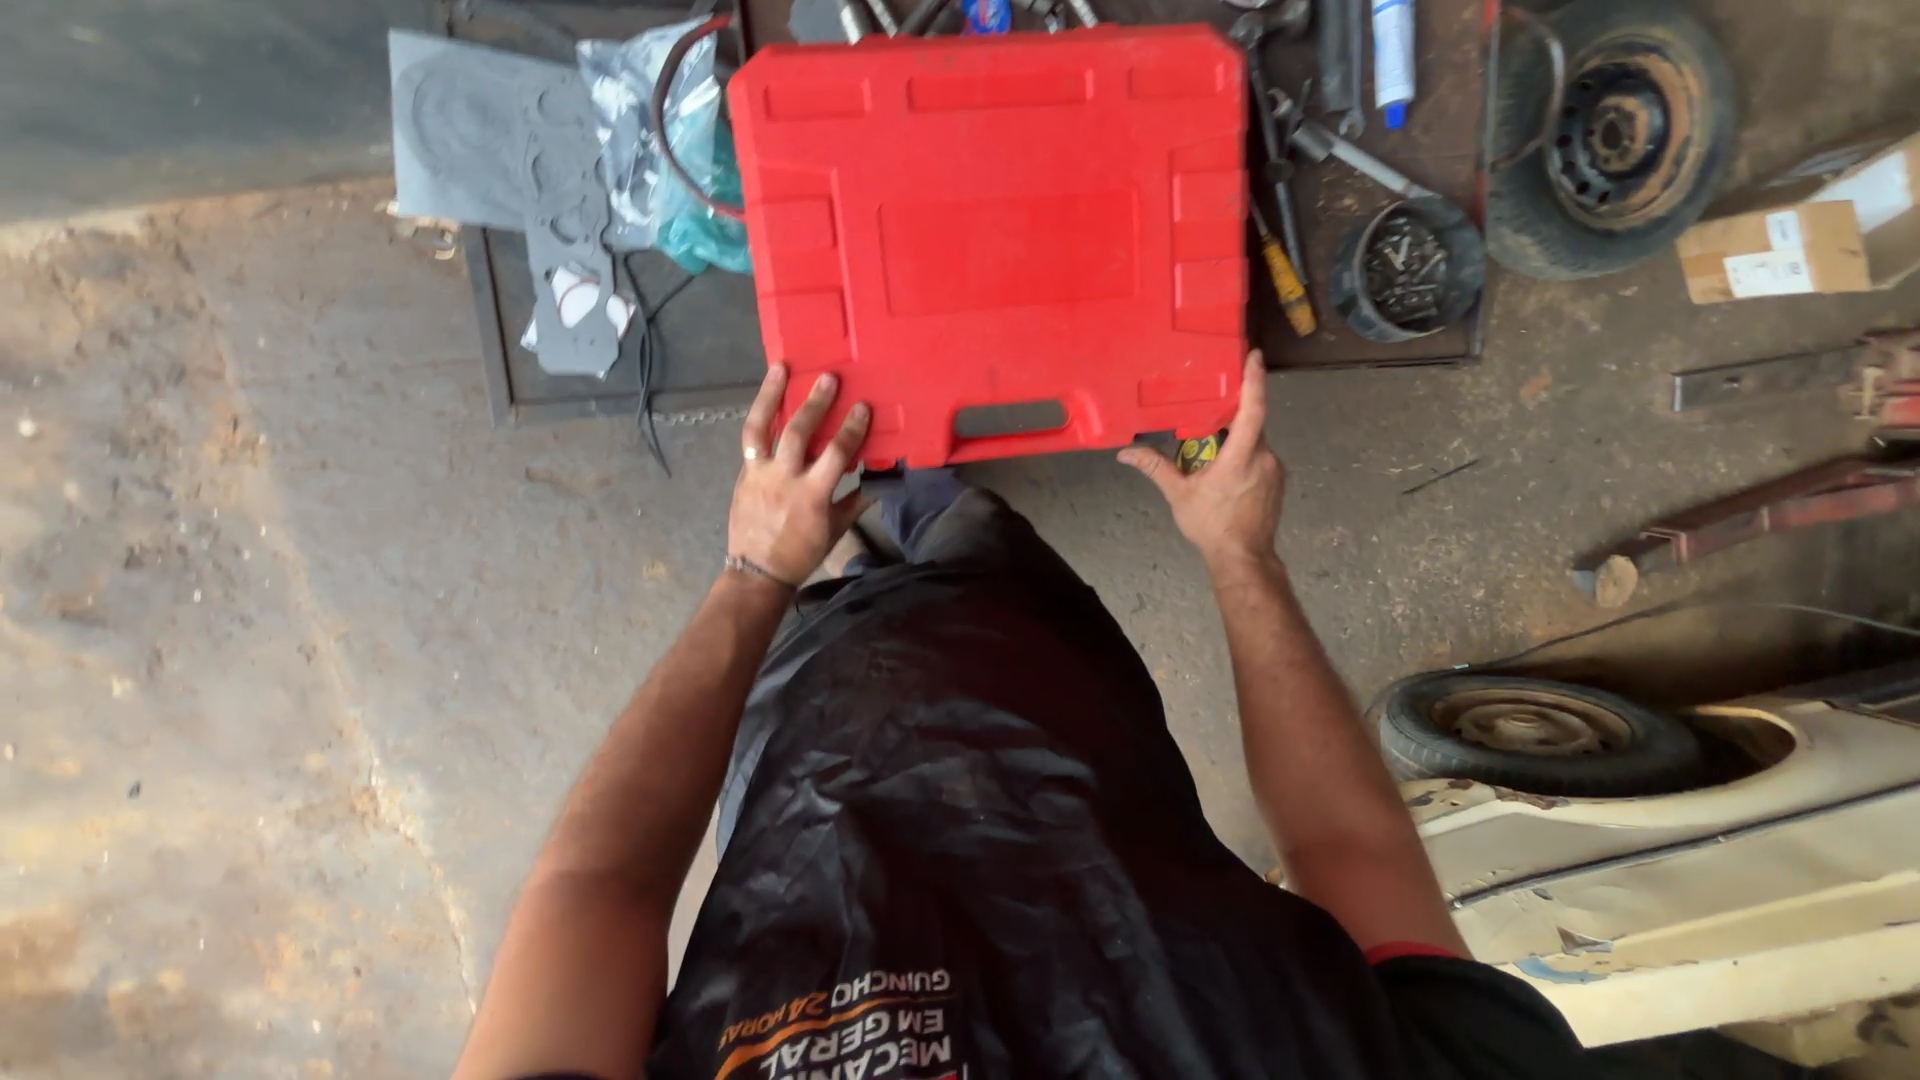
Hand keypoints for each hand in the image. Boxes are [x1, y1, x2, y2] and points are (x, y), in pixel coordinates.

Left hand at [728, 365, 870, 586]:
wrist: (757, 571)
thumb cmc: (801, 553)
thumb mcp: (835, 530)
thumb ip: (855, 502)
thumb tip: (878, 483)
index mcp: (813, 495)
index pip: (837, 454)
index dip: (851, 429)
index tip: (862, 407)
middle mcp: (784, 479)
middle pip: (800, 433)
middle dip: (815, 405)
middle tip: (828, 379)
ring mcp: (759, 474)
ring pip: (762, 428)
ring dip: (771, 396)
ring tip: (780, 368)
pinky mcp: (744, 473)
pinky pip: (750, 439)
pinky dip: (759, 416)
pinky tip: (765, 397)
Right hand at [1119, 351, 1283, 572]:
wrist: (1244, 558)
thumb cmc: (1211, 525)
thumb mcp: (1179, 495)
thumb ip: (1156, 468)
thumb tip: (1125, 453)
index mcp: (1241, 457)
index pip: (1253, 409)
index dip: (1254, 380)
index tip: (1253, 355)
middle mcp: (1264, 457)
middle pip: (1252, 424)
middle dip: (1233, 416)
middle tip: (1212, 407)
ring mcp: (1275, 469)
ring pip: (1256, 442)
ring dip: (1237, 440)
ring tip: (1213, 448)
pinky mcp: (1278, 481)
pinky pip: (1261, 457)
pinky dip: (1245, 455)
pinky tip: (1227, 470)